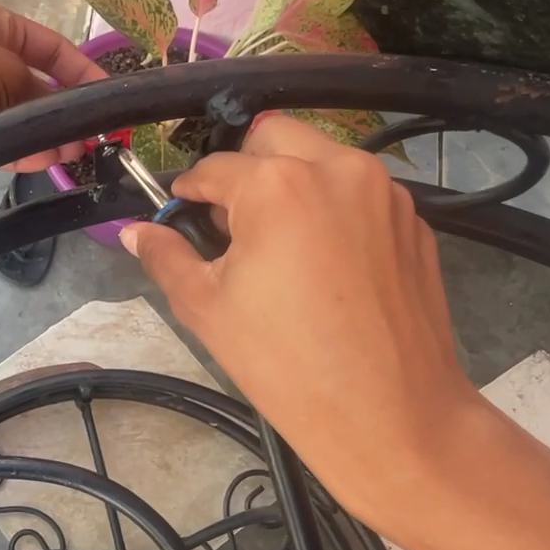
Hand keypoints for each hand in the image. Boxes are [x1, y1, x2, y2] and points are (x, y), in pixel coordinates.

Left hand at [0, 0, 103, 167]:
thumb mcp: (7, 75)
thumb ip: (42, 98)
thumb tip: (63, 125)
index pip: (48, 45)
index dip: (81, 70)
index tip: (107, 100)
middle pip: (26, 83)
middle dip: (56, 113)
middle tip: (82, 144)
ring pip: (2, 114)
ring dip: (33, 135)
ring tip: (61, 159)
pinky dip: (4, 147)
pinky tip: (28, 163)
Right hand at [120, 115, 487, 527]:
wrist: (391, 414)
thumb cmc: (283, 361)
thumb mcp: (204, 306)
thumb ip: (165, 255)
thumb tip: (135, 232)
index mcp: (277, 184)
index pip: (213, 168)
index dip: (187, 193)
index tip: (179, 214)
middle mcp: (337, 168)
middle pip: (272, 135)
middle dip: (242, 167)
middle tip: (230, 221)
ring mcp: (385, 192)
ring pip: (320, 157)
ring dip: (289, 181)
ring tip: (277, 244)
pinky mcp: (414, 221)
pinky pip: (358, 192)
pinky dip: (330, 207)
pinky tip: (323, 264)